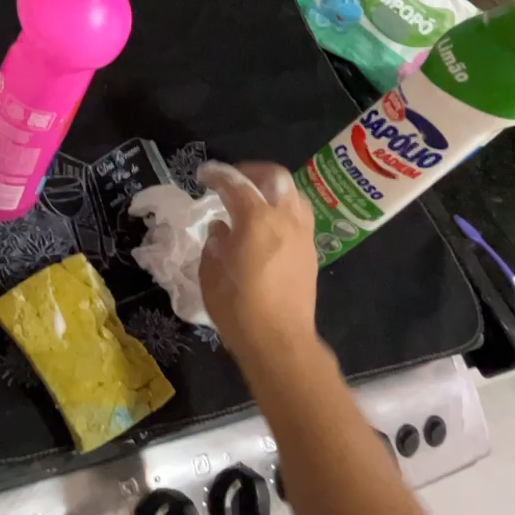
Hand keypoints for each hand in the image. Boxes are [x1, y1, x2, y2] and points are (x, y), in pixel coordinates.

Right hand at [198, 161, 325, 367]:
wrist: (280, 342)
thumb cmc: (238, 309)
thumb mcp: (211, 274)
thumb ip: (215, 243)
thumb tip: (221, 229)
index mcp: (257, 220)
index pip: (236, 184)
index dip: (217, 174)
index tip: (202, 175)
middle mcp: (285, 219)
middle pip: (275, 177)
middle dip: (251, 172)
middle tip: (231, 180)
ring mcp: (303, 235)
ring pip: (293, 194)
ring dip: (271, 190)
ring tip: (252, 200)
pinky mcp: (311, 252)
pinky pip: (298, 216)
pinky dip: (281, 210)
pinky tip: (266, 226)